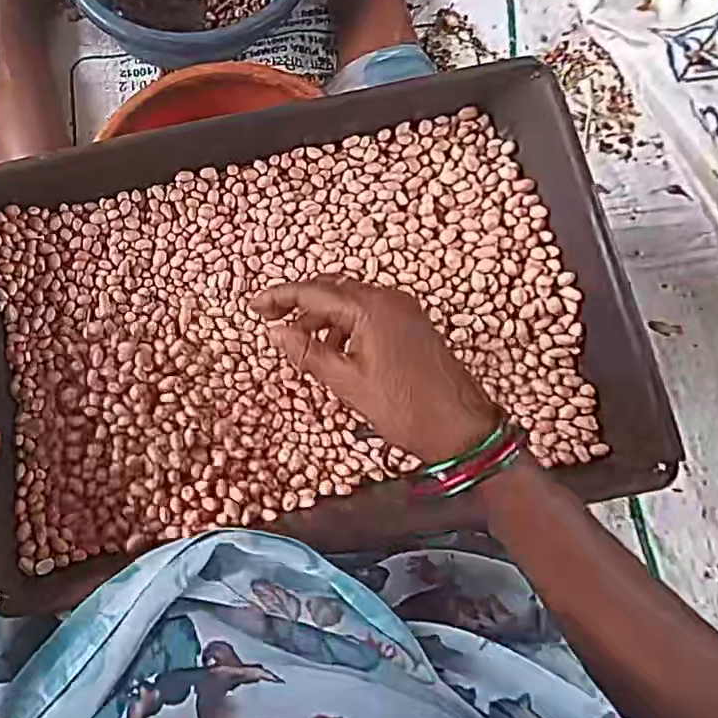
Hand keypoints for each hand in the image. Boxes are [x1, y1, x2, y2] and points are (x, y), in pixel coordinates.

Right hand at [250, 276, 498, 461]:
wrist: (462, 429)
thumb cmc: (406, 408)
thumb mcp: (346, 382)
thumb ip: (307, 352)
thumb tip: (276, 332)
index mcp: (371, 309)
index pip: (313, 292)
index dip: (279, 297)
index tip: (255, 306)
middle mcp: (388, 300)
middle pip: (331, 288)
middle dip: (297, 301)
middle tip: (269, 316)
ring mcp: (403, 310)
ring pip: (349, 299)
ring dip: (320, 315)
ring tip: (298, 341)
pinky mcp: (410, 324)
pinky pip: (367, 311)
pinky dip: (343, 323)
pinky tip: (332, 348)